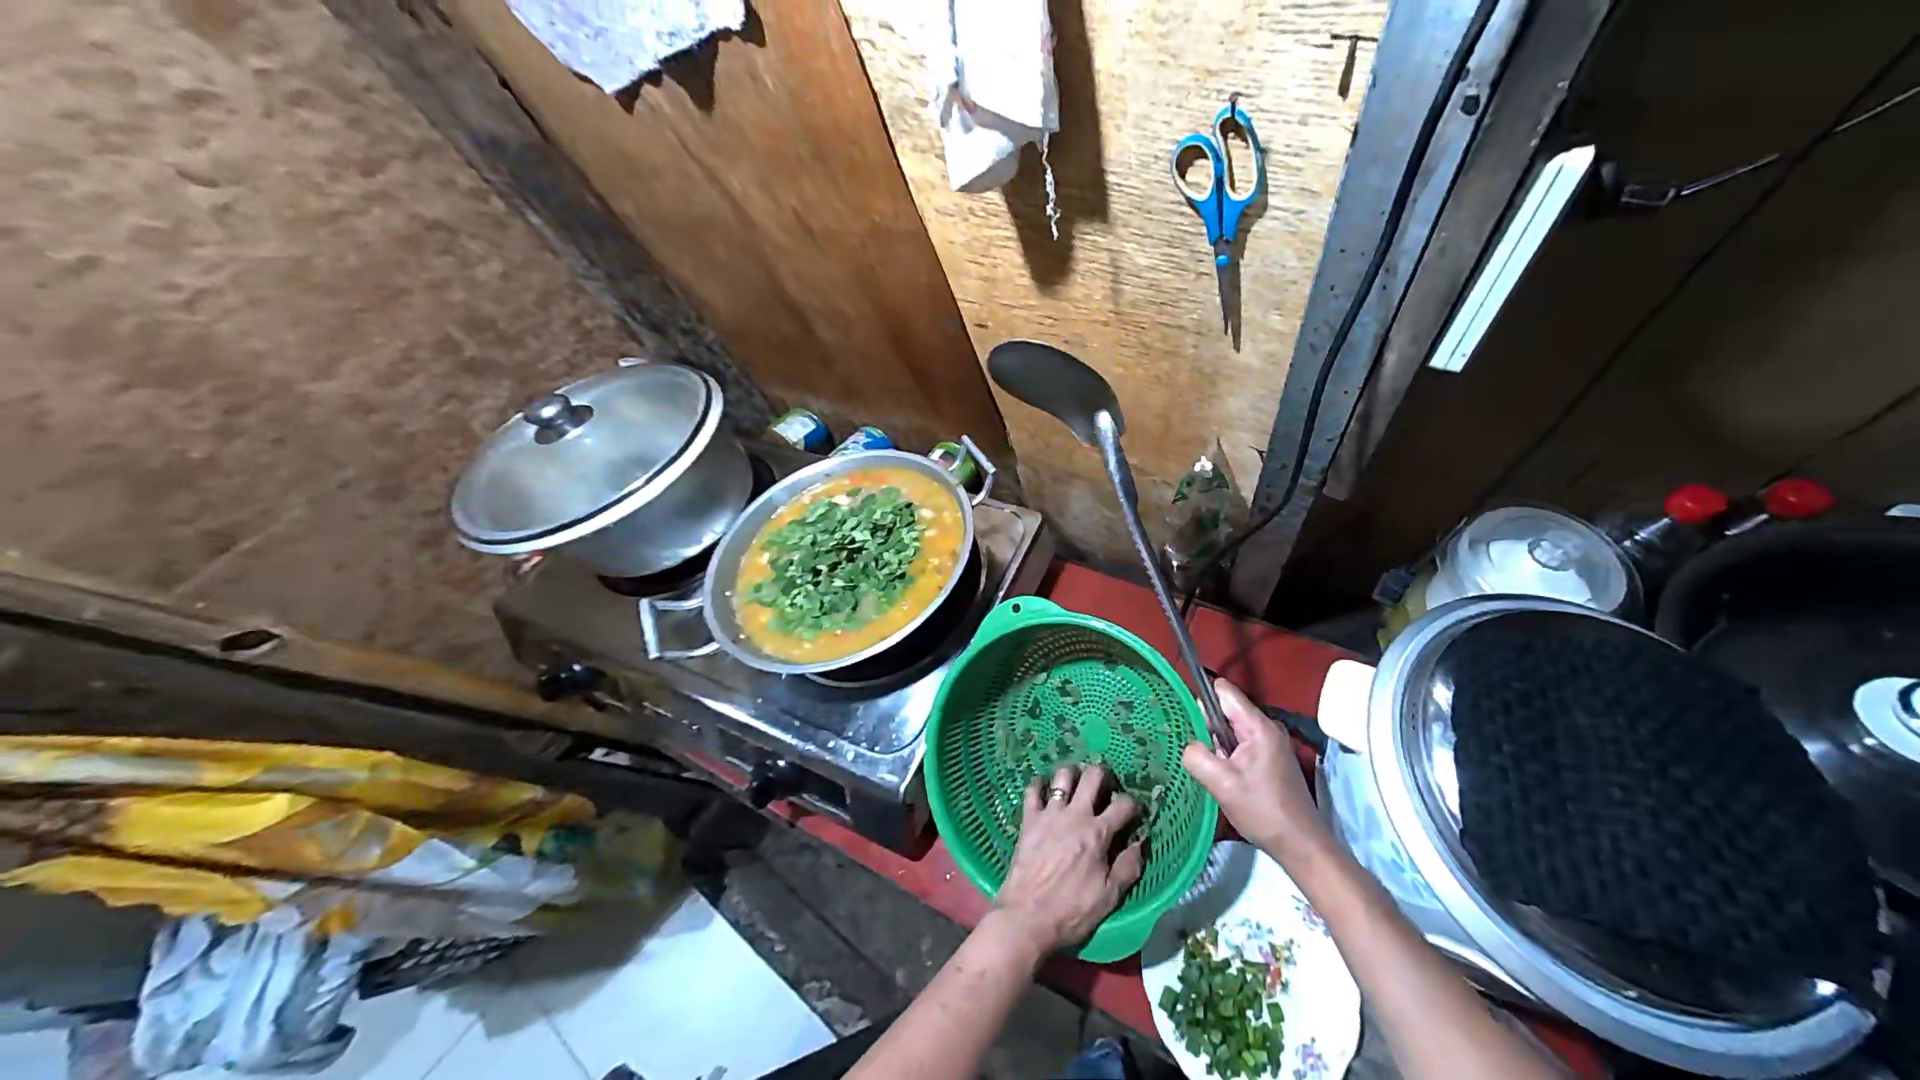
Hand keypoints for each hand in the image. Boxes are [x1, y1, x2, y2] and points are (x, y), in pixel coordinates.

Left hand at [994, 764, 1144, 956]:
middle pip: (1093, 777)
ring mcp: (1050, 814)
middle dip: (1103, 775)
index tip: (1134, 811)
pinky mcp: (1029, 819)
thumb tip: (1141, 843)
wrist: (1028, 916)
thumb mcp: (1109, 896)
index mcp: (1098, 833)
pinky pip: (1033, 790)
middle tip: (1105, 785)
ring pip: (1063, 776)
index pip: (1124, 805)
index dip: (1133, 804)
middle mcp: (1075, 815)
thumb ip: (1128, 867)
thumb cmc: (1072, 910)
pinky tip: (1044, 787)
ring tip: (1077, 782)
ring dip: (1073, 774)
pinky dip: (1040, 784)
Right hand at [1182, 678, 1331, 864]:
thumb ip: (1196, 756)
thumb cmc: (1262, 811)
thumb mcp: (1221, 784)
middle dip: (1206, 725)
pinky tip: (1221, 775)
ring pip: (1230, 728)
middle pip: (1226, 710)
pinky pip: (1239, 743)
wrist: (1299, 843)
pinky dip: (1226, 754)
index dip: (1201, 698)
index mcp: (1258, 727)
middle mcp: (1267, 728)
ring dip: (1215, 743)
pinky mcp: (1269, 757)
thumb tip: (1189, 744)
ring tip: (1207, 766)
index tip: (1185, 719)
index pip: (1224, 692)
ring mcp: (1270, 742)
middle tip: (1195, 751)